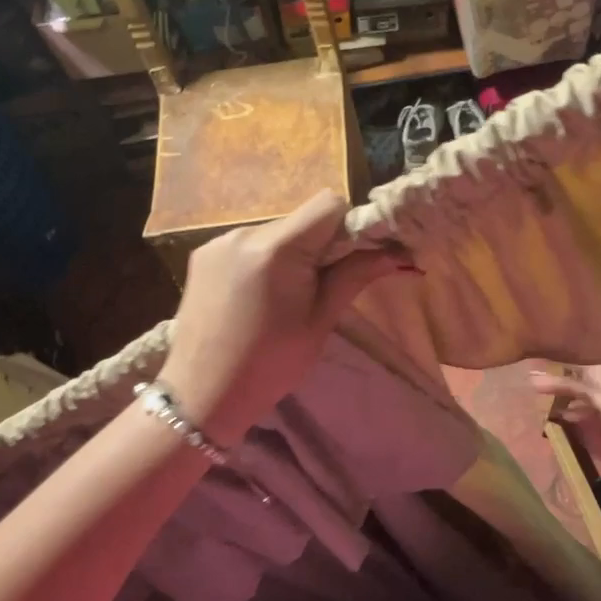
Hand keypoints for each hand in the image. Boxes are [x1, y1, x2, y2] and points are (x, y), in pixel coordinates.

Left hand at [161, 191, 412, 445]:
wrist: (202, 396)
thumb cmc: (270, 366)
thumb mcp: (320, 322)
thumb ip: (355, 276)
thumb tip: (397, 251)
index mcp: (277, 249)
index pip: (329, 204)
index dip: (350, 227)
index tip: (354, 261)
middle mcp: (244, 232)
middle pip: (302, 219)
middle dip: (321, 244)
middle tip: (323, 289)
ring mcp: (218, 242)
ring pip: (277, 232)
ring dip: (293, 253)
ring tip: (287, 298)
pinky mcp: (203, 256)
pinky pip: (249, 245)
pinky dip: (265, 261)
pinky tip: (259, 298)